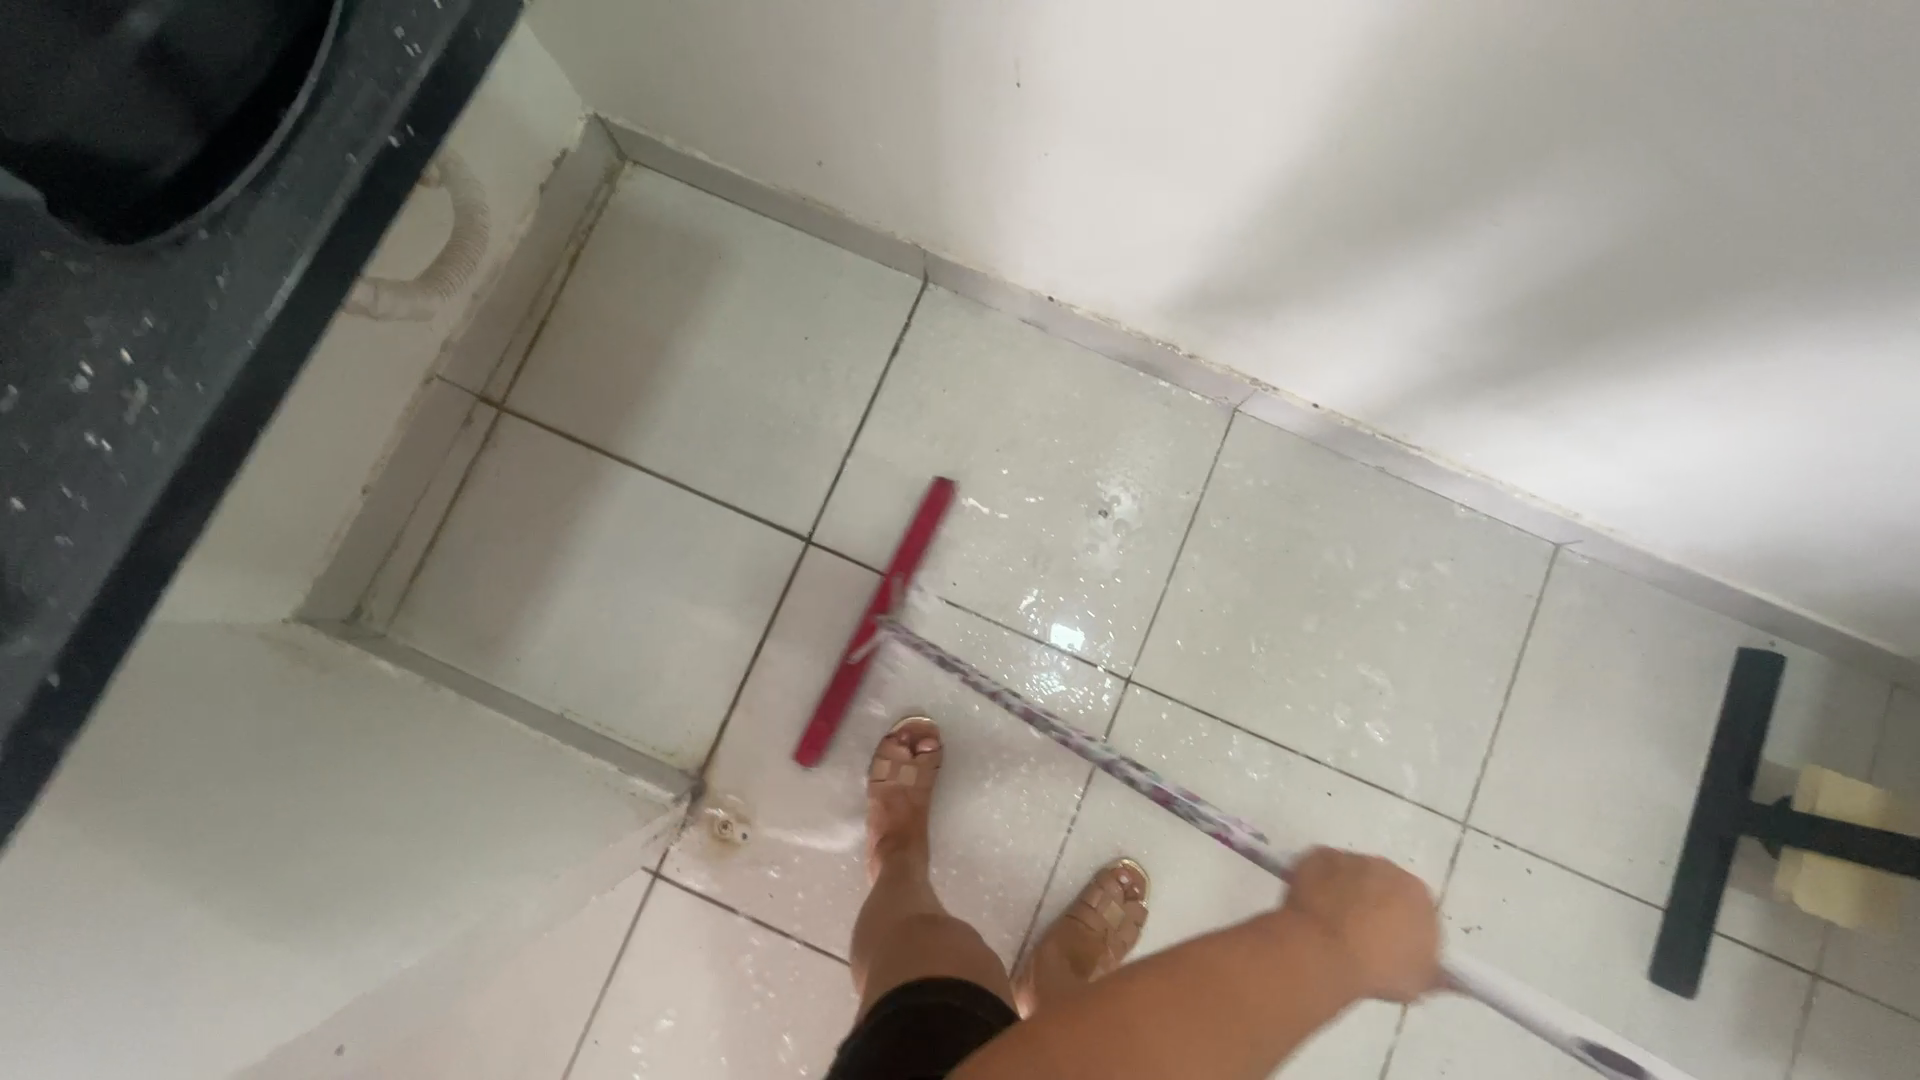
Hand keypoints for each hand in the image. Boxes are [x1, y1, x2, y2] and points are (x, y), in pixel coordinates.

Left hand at [1276, 847, 1441, 1002]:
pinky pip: (1321, 867)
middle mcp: (1386, 867)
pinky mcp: (1317, 855)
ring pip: (1350, 874)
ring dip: (1344, 890)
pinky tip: (1312, 904)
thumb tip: (1447, 975)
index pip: (1415, 906)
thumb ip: (1434, 970)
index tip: (1389, 944)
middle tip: (1359, 932)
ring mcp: (1349, 858)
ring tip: (1331, 921)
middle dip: (1373, 903)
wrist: (1324, 950)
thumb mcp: (1420, 981)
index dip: (1402, 925)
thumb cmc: (1377, 968)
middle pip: (1382, 885)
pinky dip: (1318, 881)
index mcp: (1418, 894)